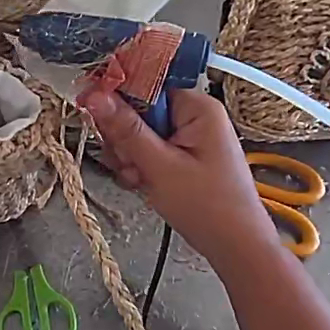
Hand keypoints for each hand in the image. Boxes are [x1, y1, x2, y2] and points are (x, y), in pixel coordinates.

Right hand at [82, 89, 282, 266]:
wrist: (236, 248)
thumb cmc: (209, 207)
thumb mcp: (160, 166)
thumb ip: (125, 129)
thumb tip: (95, 96)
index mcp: (197, 106)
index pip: (147, 81)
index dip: (117, 93)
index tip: (92, 107)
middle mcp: (193, 114)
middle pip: (138, 108)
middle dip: (124, 136)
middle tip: (129, 162)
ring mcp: (187, 136)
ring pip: (138, 132)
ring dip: (129, 155)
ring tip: (139, 178)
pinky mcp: (181, 154)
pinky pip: (148, 149)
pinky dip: (139, 166)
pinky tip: (142, 183)